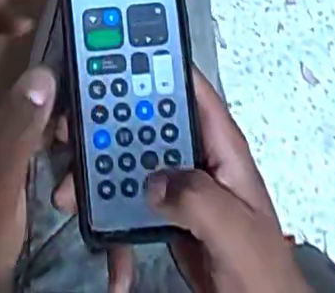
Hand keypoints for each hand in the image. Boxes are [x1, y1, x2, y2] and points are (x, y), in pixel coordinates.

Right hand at [52, 70, 309, 292]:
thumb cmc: (262, 273)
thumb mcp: (235, 229)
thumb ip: (198, 197)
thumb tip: (154, 179)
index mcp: (222, 148)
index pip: (189, 91)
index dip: (157, 68)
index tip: (115, 62)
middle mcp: (199, 158)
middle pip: (151, 124)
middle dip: (114, 124)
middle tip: (74, 129)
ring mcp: (183, 188)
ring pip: (135, 163)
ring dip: (103, 175)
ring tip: (71, 192)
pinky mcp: (169, 218)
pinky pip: (132, 204)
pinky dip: (114, 221)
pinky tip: (107, 247)